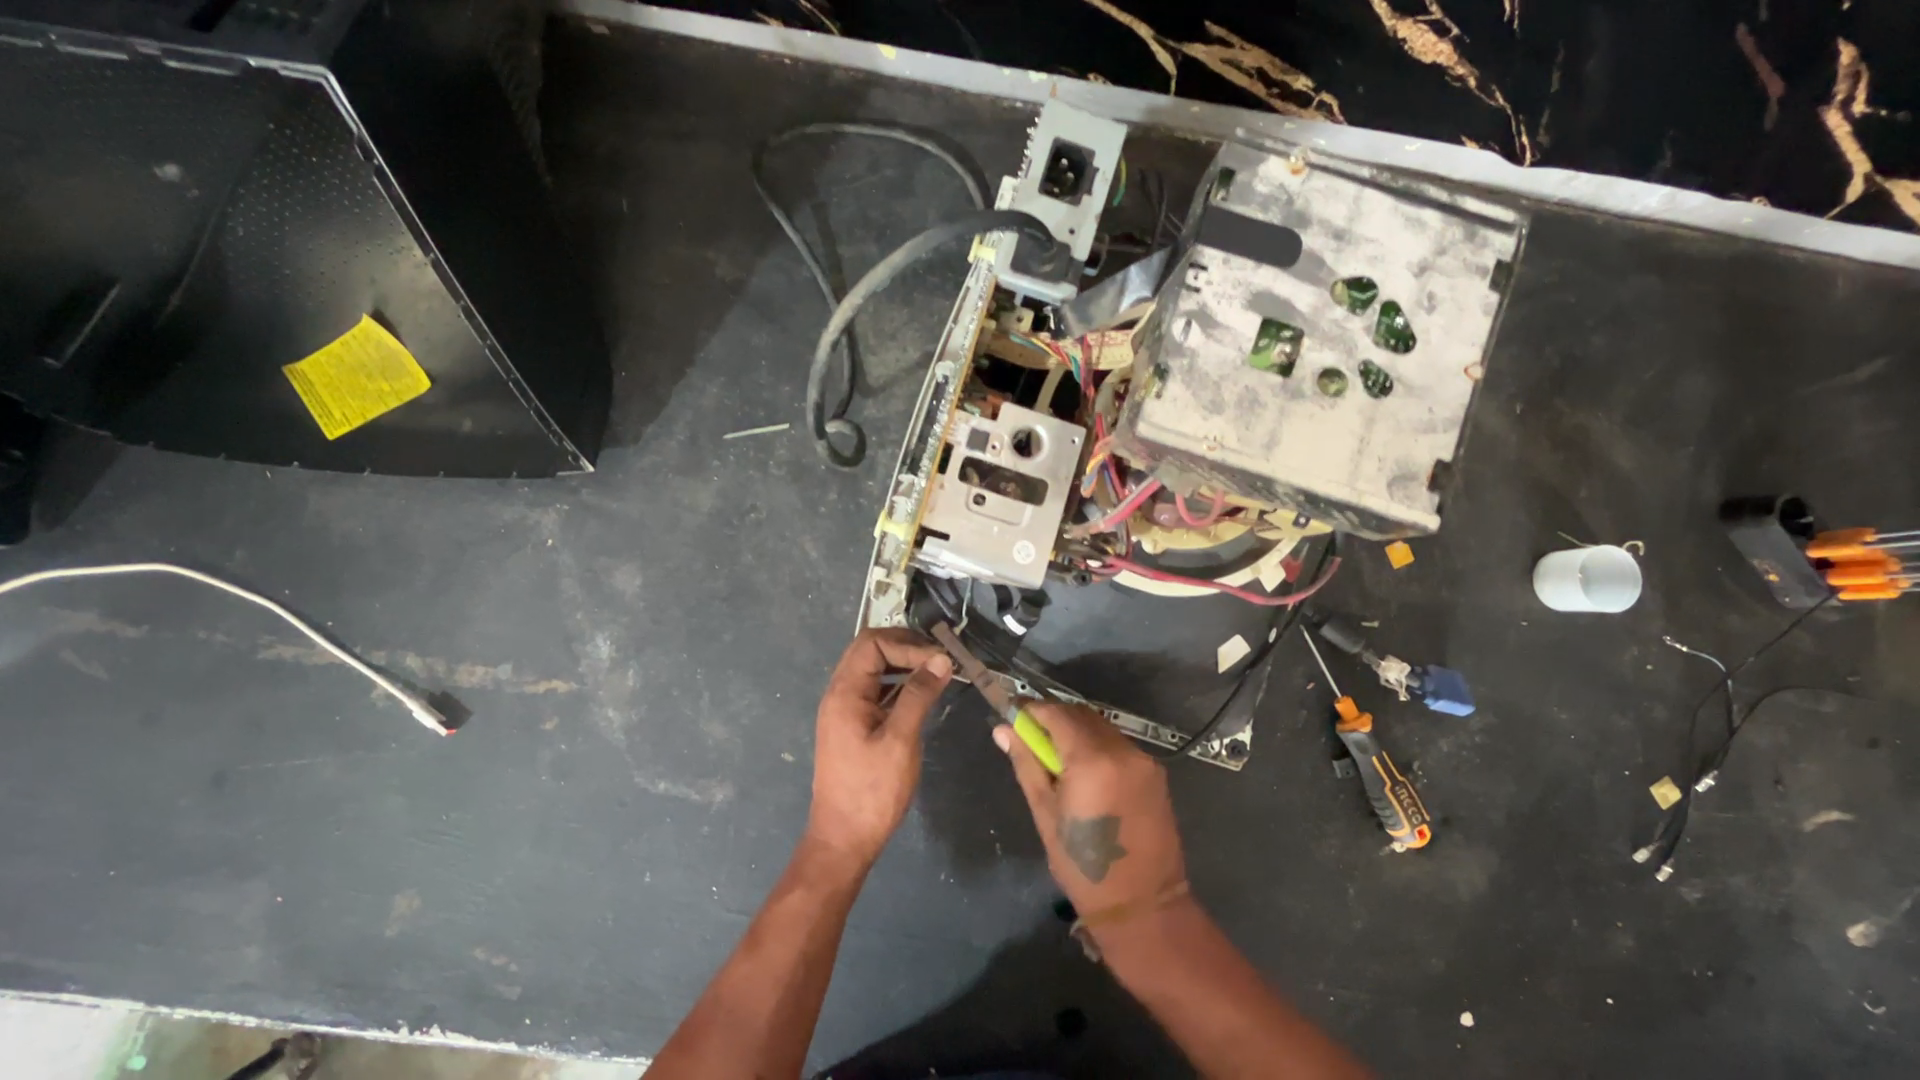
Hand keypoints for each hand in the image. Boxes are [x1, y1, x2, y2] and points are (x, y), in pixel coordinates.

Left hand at [805, 629, 953, 870]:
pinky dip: (897, 686)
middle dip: (905, 648)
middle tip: (940, 659)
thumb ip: (919, 695)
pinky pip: (874, 692)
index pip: (872, 643)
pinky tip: (921, 697)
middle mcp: (839, 694)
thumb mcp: (900, 740)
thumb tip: (941, 659)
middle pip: (869, 651)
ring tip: (936, 674)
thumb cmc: (872, 791)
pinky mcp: (852, 727)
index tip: (940, 661)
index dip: (908, 645)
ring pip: (871, 671)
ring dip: (902, 666)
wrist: (844, 839)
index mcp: (844, 693)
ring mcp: (844, 711)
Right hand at [995, 702, 1186, 921]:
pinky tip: (1085, 773)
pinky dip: (1098, 747)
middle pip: (1082, 716)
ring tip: (1057, 761)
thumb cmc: (1084, 867)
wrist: (1143, 904)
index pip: (1057, 715)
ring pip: (1102, 728)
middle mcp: (1122, 751)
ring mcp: (1144, 761)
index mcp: (1092, 762)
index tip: (1014, 718)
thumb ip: (1027, 765)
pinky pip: (1119, 745)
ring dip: (1077, 732)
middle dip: (1055, 719)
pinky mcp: (1156, 773)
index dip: (1033, 712)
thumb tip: (1004, 730)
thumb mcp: (1046, 815)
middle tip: (1032, 741)